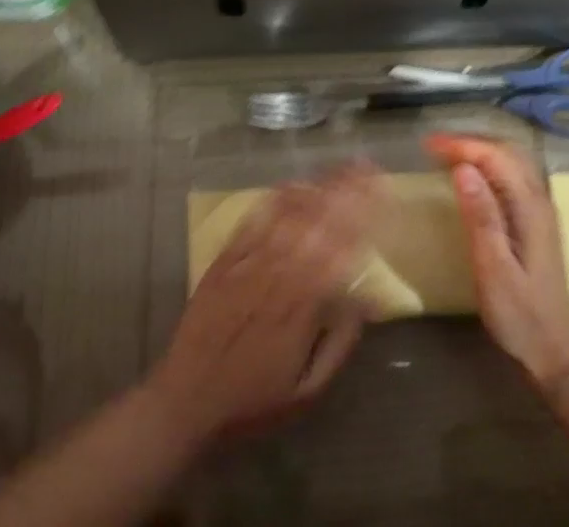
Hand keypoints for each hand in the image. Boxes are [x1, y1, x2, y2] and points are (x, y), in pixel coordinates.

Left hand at [146, 167, 383, 442]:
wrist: (185, 402)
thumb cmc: (254, 400)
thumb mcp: (309, 388)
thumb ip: (340, 341)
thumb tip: (369, 299)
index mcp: (303, 308)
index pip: (342, 251)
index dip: (364, 219)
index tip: (383, 195)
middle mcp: (276, 278)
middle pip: (317, 225)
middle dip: (345, 192)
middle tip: (367, 167)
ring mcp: (246, 268)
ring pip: (287, 219)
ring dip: (316, 190)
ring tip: (339, 167)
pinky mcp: (222, 266)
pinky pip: (250, 226)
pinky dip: (272, 203)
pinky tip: (290, 186)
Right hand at [425, 134, 568, 389]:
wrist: (553, 349)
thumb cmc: (519, 314)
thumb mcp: (493, 268)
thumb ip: (482, 216)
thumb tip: (463, 169)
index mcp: (531, 209)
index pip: (497, 158)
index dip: (462, 146)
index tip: (426, 145)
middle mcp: (540, 201)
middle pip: (509, 153)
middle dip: (471, 142)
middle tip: (432, 146)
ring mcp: (541, 211)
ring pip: (513, 163)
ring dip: (481, 151)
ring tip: (446, 154)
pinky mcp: (535, 223)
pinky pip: (513, 178)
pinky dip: (490, 167)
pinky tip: (471, 177)